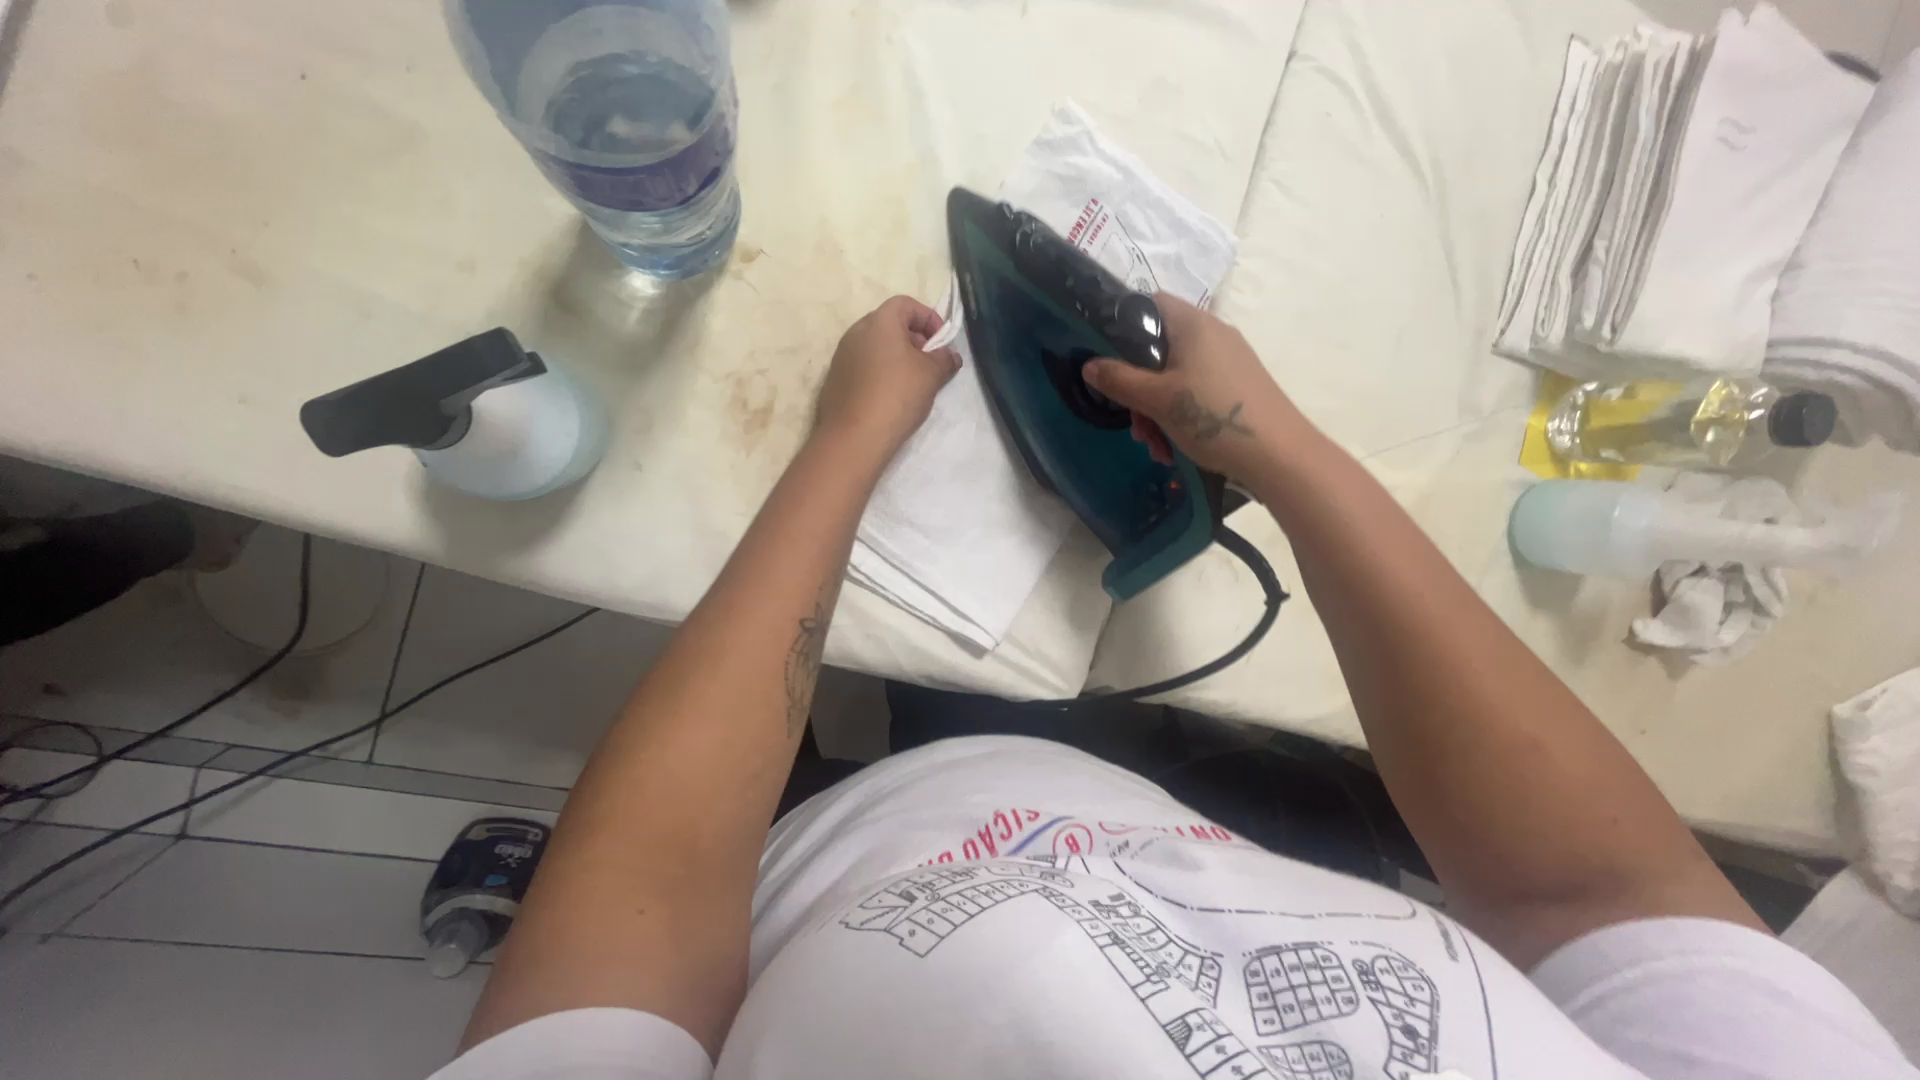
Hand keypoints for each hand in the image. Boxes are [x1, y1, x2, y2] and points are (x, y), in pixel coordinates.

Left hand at [814, 295, 961, 459]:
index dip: (928, 318)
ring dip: (896, 357)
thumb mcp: (931, 375)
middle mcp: (856, 332)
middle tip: (929, 363)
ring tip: (912, 383)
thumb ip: (944, 360)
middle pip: (889, 324)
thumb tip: (950, 356)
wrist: (854, 436)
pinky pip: (863, 365)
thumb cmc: (897, 395)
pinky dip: (880, 372)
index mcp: (879, 322)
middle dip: (913, 339)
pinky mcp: (835, 379)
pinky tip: (890, 397)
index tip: (941, 343)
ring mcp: (842, 356)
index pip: (906, 304)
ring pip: (875, 346)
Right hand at [1083, 294, 1304, 486]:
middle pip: (1158, 349)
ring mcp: (1228, 361)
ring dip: (1156, 412)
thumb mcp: (1157, 400)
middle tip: (1135, 424)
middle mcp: (1212, 334)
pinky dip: (1179, 418)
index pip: (1149, 303)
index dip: (1122, 325)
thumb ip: (1118, 380)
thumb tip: (1089, 365)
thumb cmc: (1213, 418)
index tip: (1106, 359)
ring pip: (1174, 378)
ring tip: (1156, 446)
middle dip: (1138, 389)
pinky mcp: (1237, 387)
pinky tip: (1174, 449)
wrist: (1279, 455)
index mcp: (1193, 324)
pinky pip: (1195, 394)